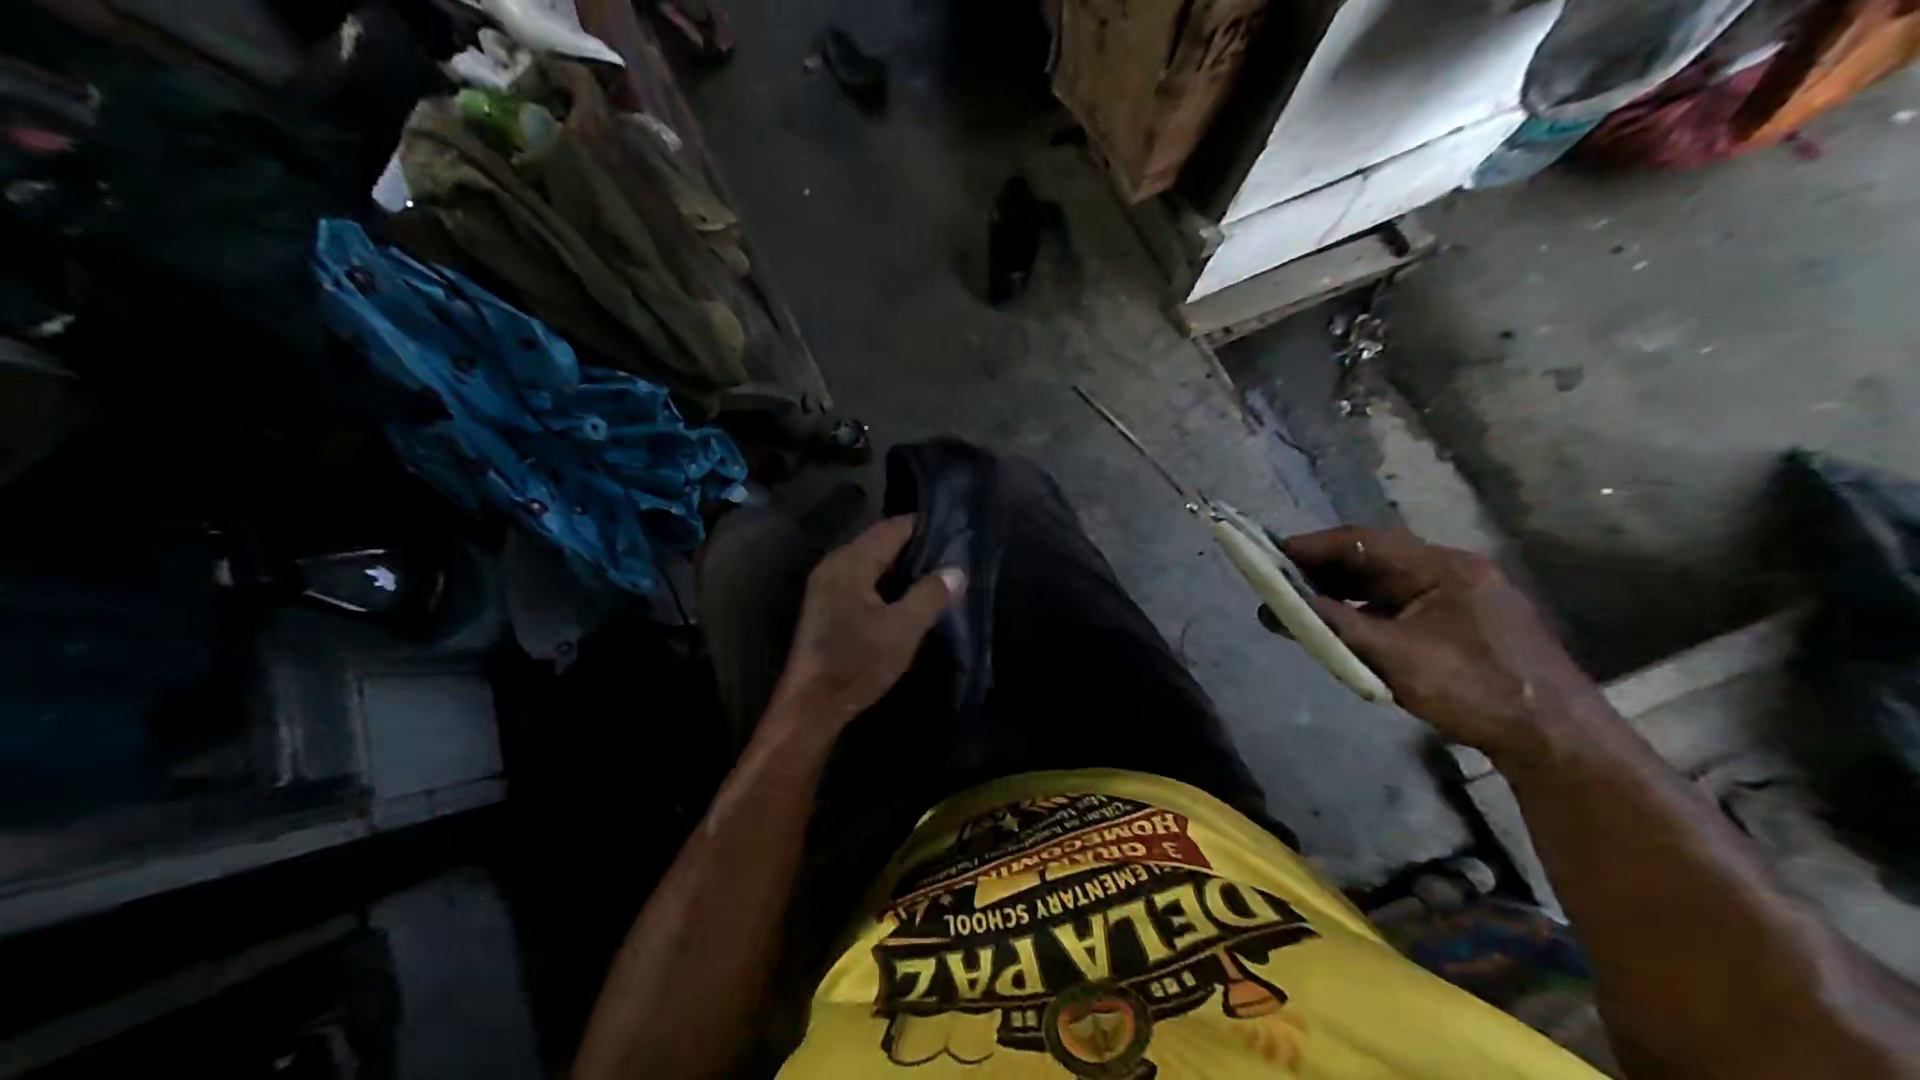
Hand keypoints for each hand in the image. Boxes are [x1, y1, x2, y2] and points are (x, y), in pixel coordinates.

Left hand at [766, 516, 965, 731]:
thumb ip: (930, 595)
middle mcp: (834, 565)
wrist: (811, 705)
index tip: (956, 530)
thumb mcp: (902, 630)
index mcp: (850, 562)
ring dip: (902, 566)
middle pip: (880, 542)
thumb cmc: (856, 663)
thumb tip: (957, 570)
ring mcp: (827, 586)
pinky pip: (863, 580)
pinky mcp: (827, 606)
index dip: (924, 527)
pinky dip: (887, 582)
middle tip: (952, 552)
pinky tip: (908, 596)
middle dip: (915, 546)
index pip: (892, 528)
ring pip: (872, 562)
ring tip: (938, 572)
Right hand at [1282, 526, 1603, 764]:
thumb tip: (1275, 607)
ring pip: (1386, 583)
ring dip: (1343, 591)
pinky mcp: (1459, 623)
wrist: (1555, 740)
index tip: (1270, 554)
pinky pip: (1399, 605)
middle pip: (1375, 558)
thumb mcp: (1396, 657)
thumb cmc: (1476, 690)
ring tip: (1300, 604)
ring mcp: (1458, 597)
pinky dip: (1365, 611)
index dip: (1314, 546)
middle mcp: (1451, 572)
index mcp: (1443, 567)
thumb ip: (1335, 626)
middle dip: (1324, 569)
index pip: (1365, 541)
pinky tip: (1343, 627)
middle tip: (1278, 582)